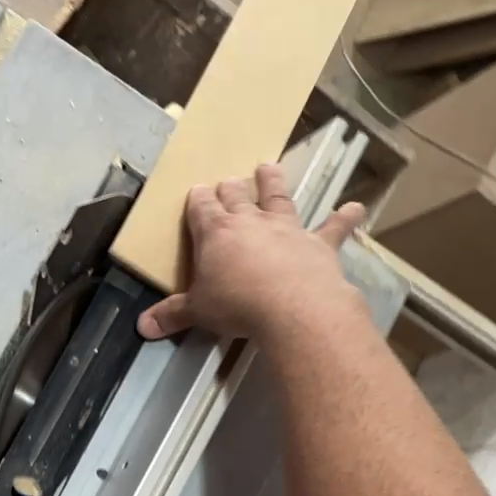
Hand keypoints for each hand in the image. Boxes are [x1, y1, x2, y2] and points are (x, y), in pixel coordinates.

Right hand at [136, 164, 366, 343]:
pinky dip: (343, 218)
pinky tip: (354, 208)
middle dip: (230, 188)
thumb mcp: (196, 312)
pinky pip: (333, 227)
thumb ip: (171, 315)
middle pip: (237, 197)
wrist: (293, 307)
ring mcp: (287, 229)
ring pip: (278, 198)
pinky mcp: (319, 243)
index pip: (202, 209)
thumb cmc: (236, 304)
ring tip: (269, 168)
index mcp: (216, 234)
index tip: (196, 190)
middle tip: (228, 179)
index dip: (197, 200)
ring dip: (272, 183)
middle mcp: (251, 223)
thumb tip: (142, 327)